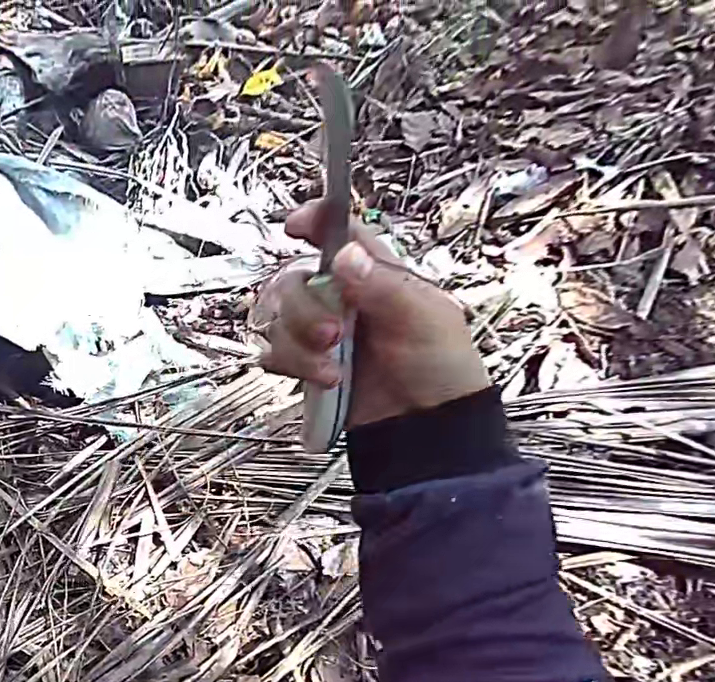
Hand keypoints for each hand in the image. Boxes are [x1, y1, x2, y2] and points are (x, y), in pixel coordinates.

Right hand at [254, 203, 487, 427]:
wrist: (421, 425)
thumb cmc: (440, 367)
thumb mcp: (424, 318)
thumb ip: (383, 285)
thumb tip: (344, 255)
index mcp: (375, 275)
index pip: (339, 235)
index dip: (315, 223)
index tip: (295, 225)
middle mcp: (341, 300)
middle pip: (293, 283)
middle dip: (305, 311)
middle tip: (333, 334)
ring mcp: (320, 334)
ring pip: (278, 323)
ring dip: (300, 348)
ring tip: (332, 368)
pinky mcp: (305, 365)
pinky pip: (274, 356)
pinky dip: (291, 368)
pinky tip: (322, 379)